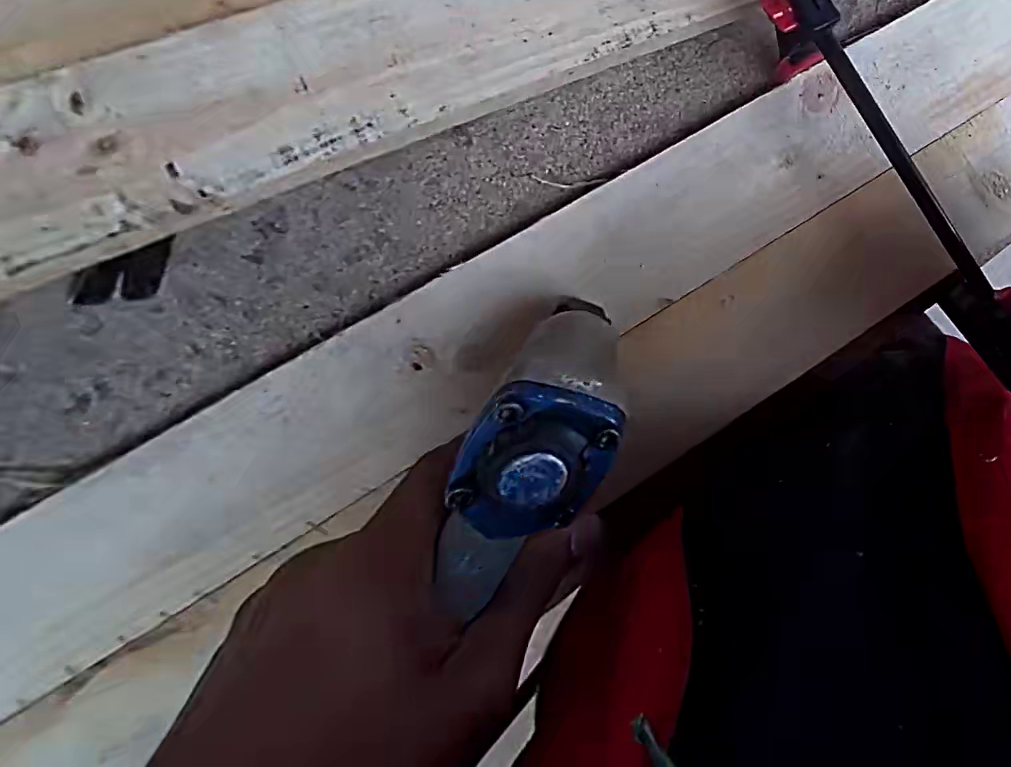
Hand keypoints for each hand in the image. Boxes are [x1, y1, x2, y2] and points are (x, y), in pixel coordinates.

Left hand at [152, 442, 600, 766]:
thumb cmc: (364, 757)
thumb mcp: (471, 686)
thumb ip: (528, 594)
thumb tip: (583, 526)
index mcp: (373, 561)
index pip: (441, 467)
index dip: (496, 455)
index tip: (541, 471)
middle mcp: (318, 565)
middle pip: (418, 522)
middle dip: (470, 542)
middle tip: (504, 585)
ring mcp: (273, 604)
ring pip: (379, 564)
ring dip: (423, 581)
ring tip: (442, 644)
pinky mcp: (245, 642)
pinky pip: (335, 598)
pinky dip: (374, 610)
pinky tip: (382, 671)